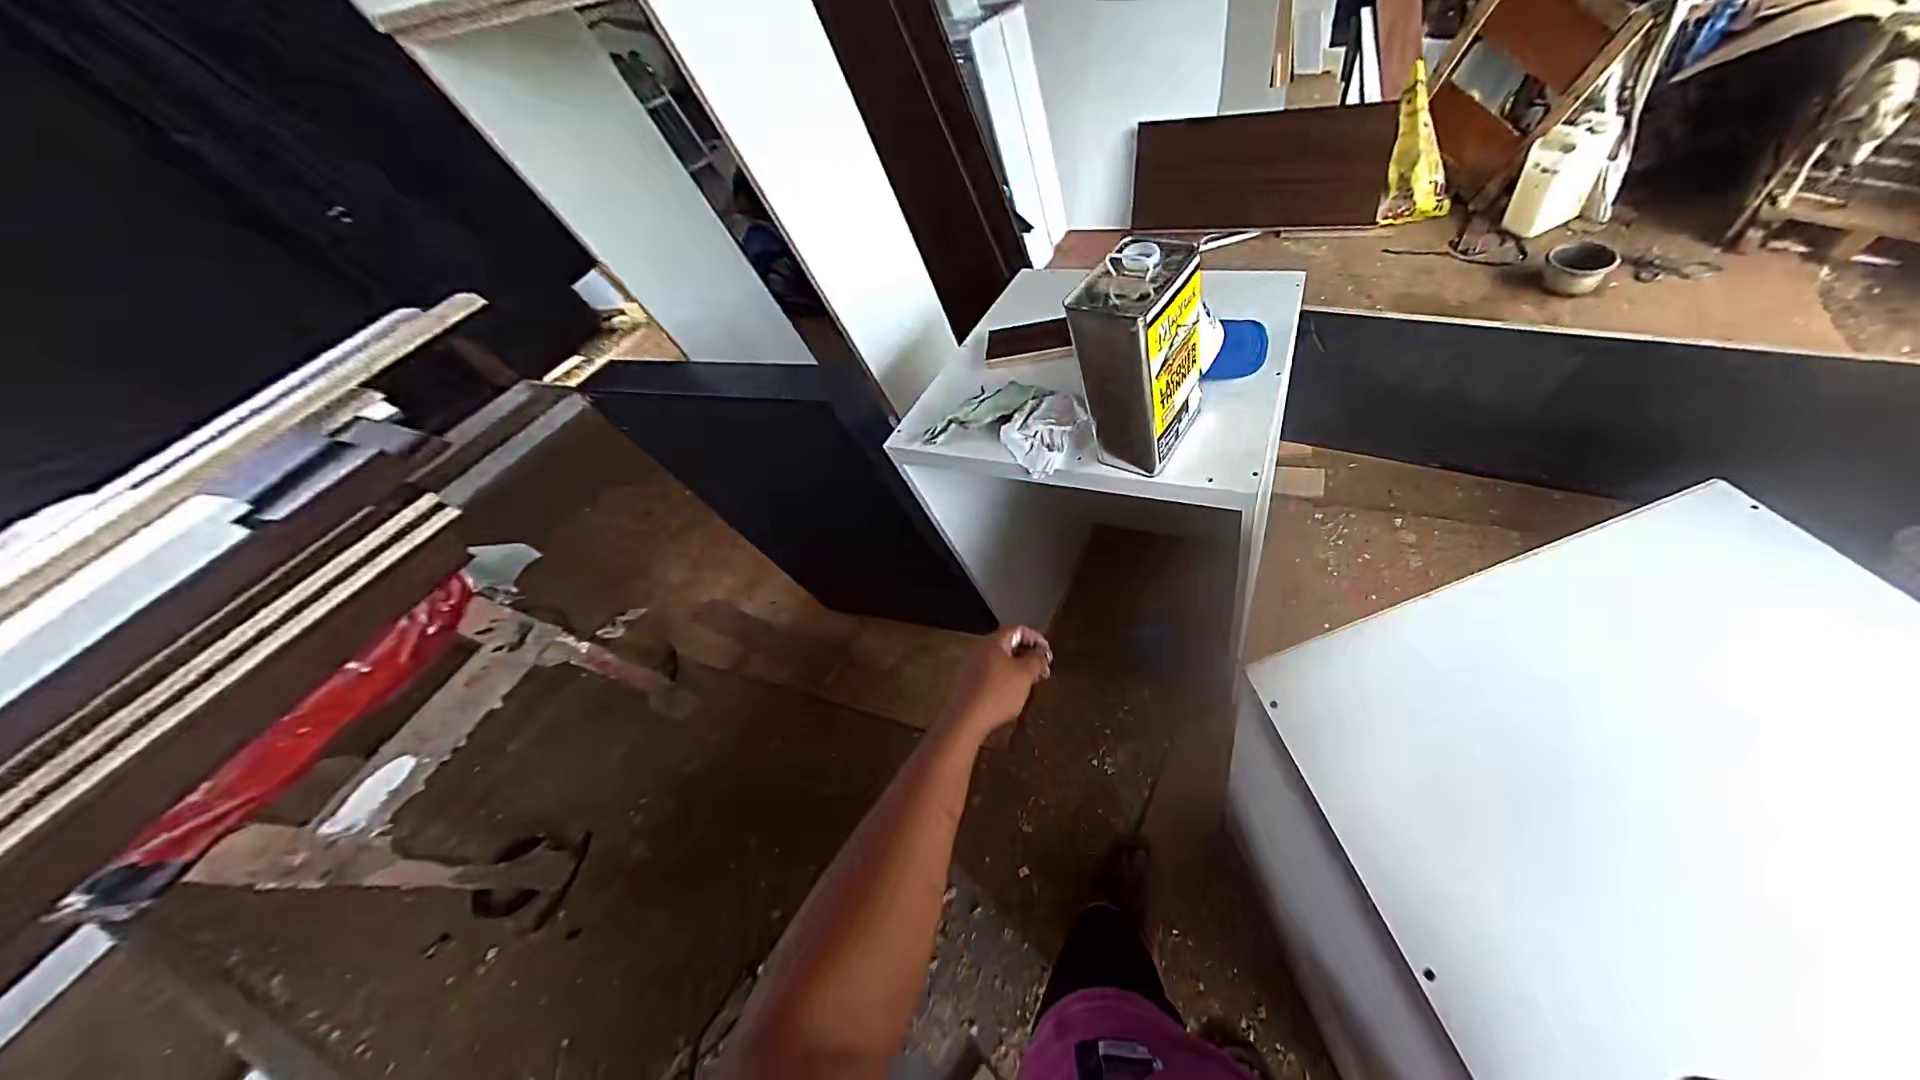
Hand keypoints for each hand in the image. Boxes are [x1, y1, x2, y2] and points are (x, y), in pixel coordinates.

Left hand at [944, 625, 1052, 739]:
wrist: (968, 720)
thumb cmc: (999, 693)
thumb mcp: (1025, 674)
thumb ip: (1036, 659)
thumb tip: (1040, 653)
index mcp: (992, 642)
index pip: (1018, 629)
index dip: (1036, 638)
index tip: (1047, 654)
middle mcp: (980, 649)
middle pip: (1009, 643)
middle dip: (1029, 653)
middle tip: (1042, 669)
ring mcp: (973, 665)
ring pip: (1001, 658)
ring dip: (1019, 666)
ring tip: (1032, 680)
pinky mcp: (971, 681)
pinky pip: (993, 671)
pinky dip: (1008, 675)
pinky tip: (1015, 690)